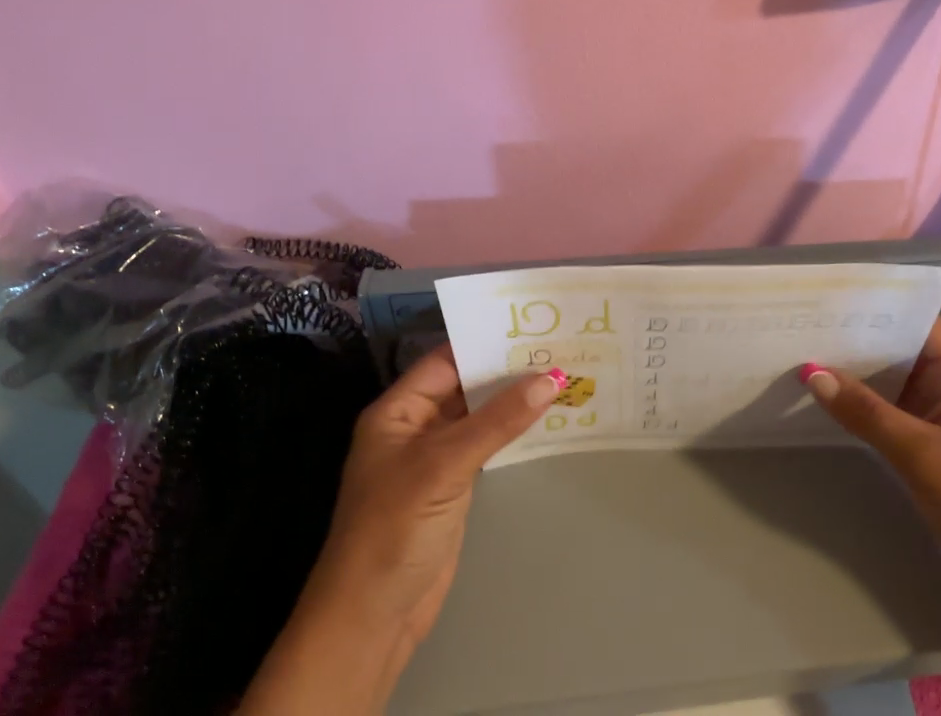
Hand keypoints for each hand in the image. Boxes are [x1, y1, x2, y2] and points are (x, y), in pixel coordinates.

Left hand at [240, 347, 561, 714]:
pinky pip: (488, 445)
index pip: (445, 360)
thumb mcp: (443, 465)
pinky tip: (548, 418)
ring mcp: (435, 459)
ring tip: (566, 373)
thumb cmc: (394, 528)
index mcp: (397, 411)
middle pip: (466, 386)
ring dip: (515, 400)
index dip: (485, 341)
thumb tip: (552, 377)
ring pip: (480, 416)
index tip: (535, 325)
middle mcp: (415, 427)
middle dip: (508, 369)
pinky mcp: (454, 486)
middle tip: (563, 346)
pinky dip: (514, 431)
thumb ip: (497, 421)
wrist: (374, 614)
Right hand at [800, 319, 940, 591]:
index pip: (918, 322)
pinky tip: (822, 402)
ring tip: (799, 354)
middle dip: (854, 338)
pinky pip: (885, 414)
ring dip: (852, 373)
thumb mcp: (921, 454)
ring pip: (888, 383)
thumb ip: (867, 413)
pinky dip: (857, 406)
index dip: (879, 306)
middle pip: (898, 350)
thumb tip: (811, 372)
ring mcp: (935, 420)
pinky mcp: (924, 448)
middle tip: (799, 324)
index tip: (829, 297)